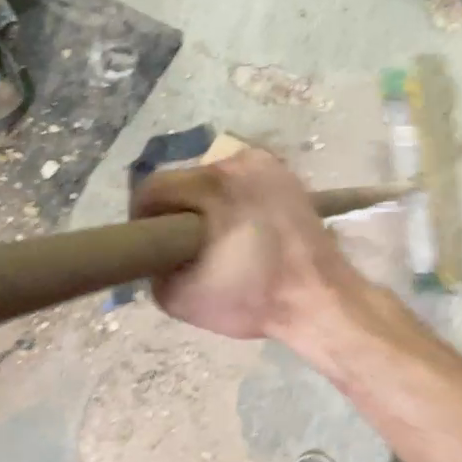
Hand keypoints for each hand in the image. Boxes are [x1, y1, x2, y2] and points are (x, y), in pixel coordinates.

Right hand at [130, 150, 358, 341]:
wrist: (320, 297)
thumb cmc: (253, 299)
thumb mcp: (178, 297)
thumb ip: (151, 269)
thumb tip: (152, 253)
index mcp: (212, 185)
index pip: (153, 188)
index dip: (142, 217)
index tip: (149, 244)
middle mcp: (240, 162)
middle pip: (185, 180)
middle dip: (177, 210)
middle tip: (182, 245)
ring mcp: (269, 165)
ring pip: (216, 178)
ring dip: (207, 203)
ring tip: (216, 238)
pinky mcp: (289, 175)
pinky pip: (246, 181)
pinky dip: (237, 200)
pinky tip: (242, 228)